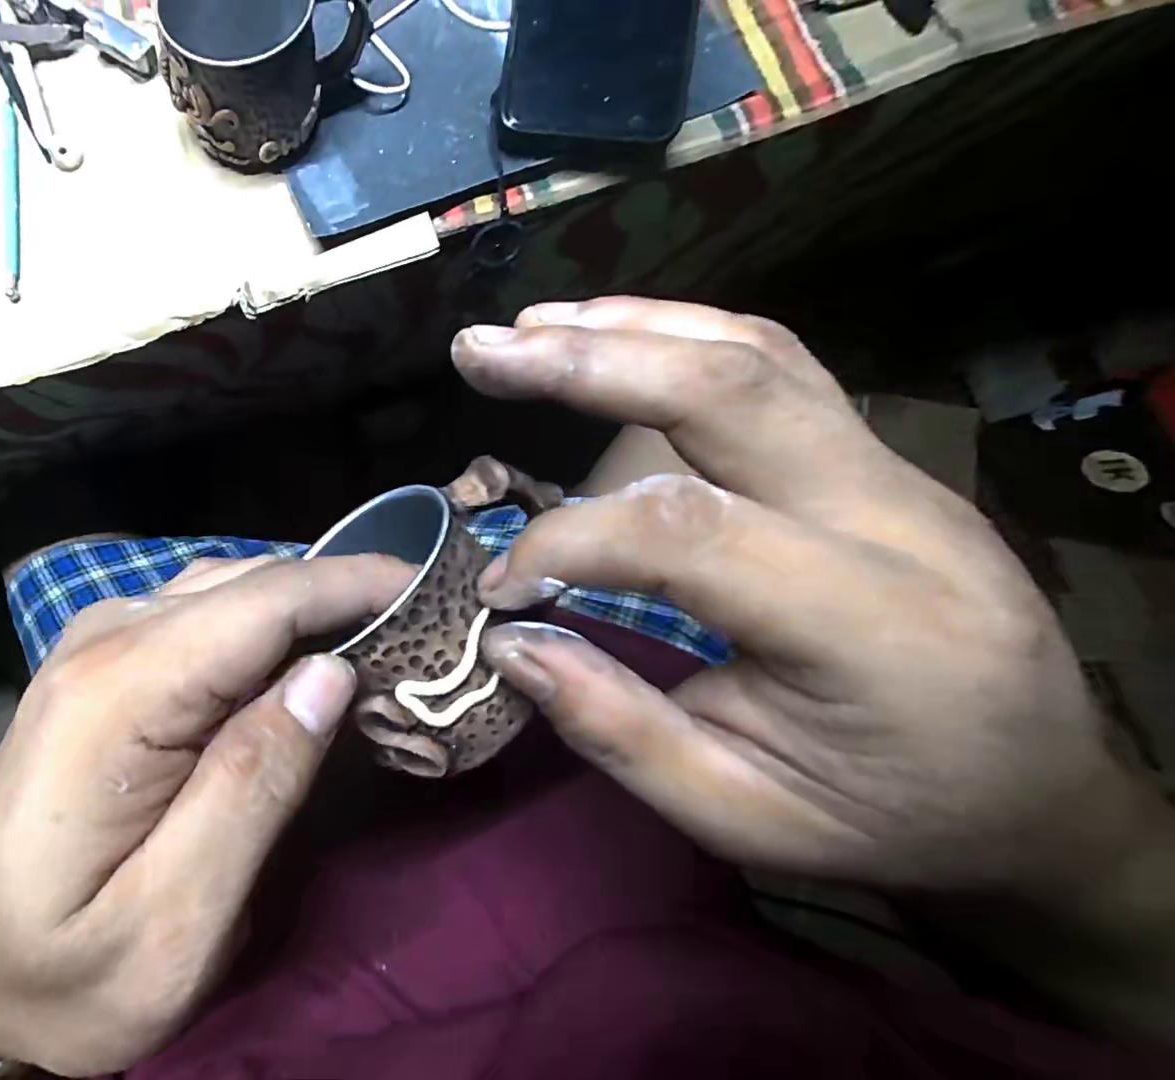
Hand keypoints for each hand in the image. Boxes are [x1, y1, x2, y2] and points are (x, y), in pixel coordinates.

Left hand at [0, 555, 413, 1075]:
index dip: (355, 585)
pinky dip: (268, 623)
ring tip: (382, 641)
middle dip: (344, 593)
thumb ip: (253, 787)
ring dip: (310, 606)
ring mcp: (100, 637)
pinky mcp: (107, 654)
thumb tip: (331, 675)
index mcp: (117, 693)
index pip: (261, 602)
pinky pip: (205, 612)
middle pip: (249, 583)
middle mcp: (105, 637)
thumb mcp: (174, 921)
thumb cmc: (60, 964)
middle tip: (426, 629)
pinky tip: (304, 656)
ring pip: (230, 587)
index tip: (436, 593)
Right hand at [451, 298, 1174, 1036]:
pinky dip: (672, 335)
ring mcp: (891, 472)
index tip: (495, 590)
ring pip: (754, 355)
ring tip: (523, 331)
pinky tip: (601, 335)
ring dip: (624, 330)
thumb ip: (614, 729)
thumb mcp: (738, 814)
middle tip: (477, 350)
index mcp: (870, 628)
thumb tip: (507, 640)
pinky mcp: (868, 460)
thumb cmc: (880, 817)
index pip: (681, 534)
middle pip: (729, 392)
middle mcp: (892, 520)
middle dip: (584, 363)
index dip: (561, 543)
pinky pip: (771, 366)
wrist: (1036, 794)